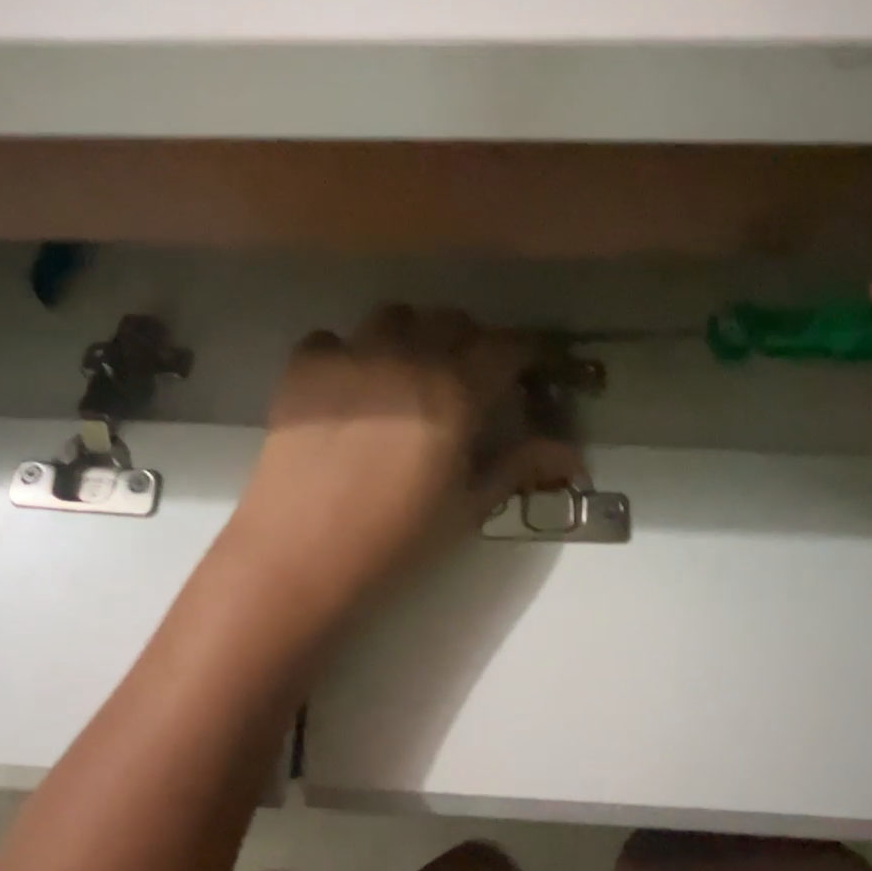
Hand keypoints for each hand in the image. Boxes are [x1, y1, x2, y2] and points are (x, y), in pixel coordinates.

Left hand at [230, 306, 579, 602]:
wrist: (300, 553)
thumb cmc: (396, 539)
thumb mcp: (467, 506)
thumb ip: (518, 467)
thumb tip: (571, 455)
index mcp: (456, 390)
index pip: (507, 347)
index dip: (525, 354)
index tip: (527, 372)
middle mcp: (407, 357)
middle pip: (452, 320)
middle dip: (470, 342)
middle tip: (468, 380)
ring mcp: (350, 355)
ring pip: (394, 317)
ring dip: (412, 336)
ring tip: (407, 375)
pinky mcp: (303, 366)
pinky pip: (334, 338)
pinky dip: (348, 353)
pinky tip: (347, 389)